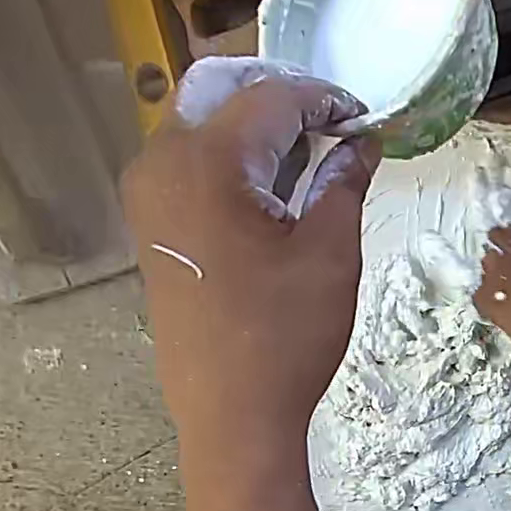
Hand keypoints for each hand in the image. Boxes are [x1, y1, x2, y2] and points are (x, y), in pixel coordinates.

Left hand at [121, 59, 382, 453]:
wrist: (232, 416)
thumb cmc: (286, 336)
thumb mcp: (329, 253)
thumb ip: (343, 181)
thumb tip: (361, 141)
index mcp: (205, 163)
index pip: (270, 97)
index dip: (324, 99)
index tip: (363, 117)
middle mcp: (160, 166)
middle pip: (219, 94)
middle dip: (279, 98)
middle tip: (330, 125)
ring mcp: (146, 200)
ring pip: (200, 128)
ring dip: (253, 130)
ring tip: (308, 157)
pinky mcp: (150, 231)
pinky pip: (188, 169)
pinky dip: (230, 162)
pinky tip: (270, 191)